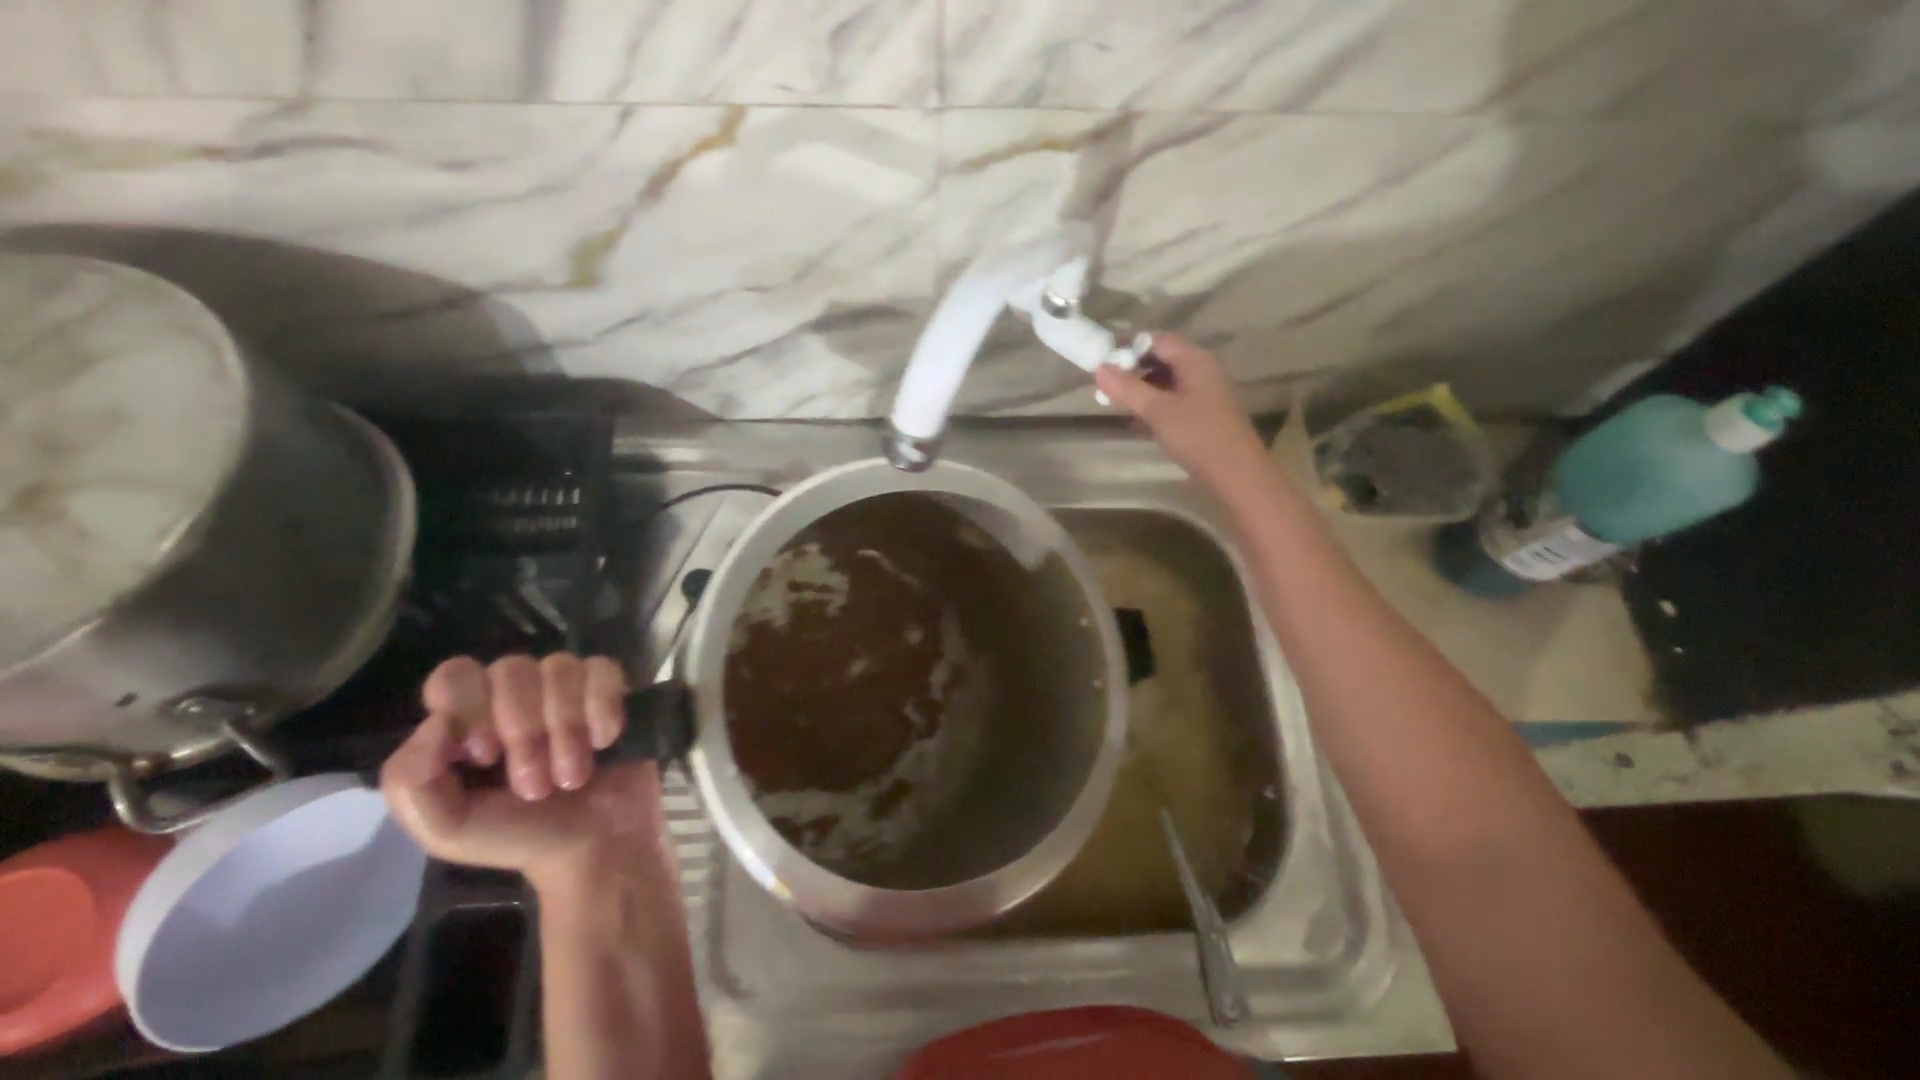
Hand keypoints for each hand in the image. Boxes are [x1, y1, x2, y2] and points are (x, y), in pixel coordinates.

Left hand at [379, 654, 664, 888]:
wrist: (593, 851)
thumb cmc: (520, 837)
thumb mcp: (444, 829)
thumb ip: (410, 780)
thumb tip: (438, 720)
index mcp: (469, 717)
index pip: (456, 674)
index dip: (470, 706)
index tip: (484, 756)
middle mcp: (516, 693)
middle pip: (511, 669)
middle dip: (525, 733)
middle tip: (535, 786)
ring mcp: (566, 688)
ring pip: (560, 668)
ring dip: (566, 730)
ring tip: (571, 778)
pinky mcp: (611, 690)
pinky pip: (603, 670)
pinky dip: (601, 711)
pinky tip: (603, 744)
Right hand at [1094, 332, 1271, 490]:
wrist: (1236, 475)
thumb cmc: (1198, 436)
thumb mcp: (1158, 411)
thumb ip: (1127, 388)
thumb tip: (1098, 368)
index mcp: (1194, 360)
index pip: (1157, 340)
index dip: (1128, 347)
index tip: (1102, 361)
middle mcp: (1202, 370)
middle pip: (1162, 359)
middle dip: (1133, 370)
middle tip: (1105, 385)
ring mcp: (1205, 393)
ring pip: (1167, 382)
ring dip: (1142, 390)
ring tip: (1116, 404)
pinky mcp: (1204, 414)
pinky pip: (1174, 400)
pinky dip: (1155, 405)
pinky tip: (1138, 422)